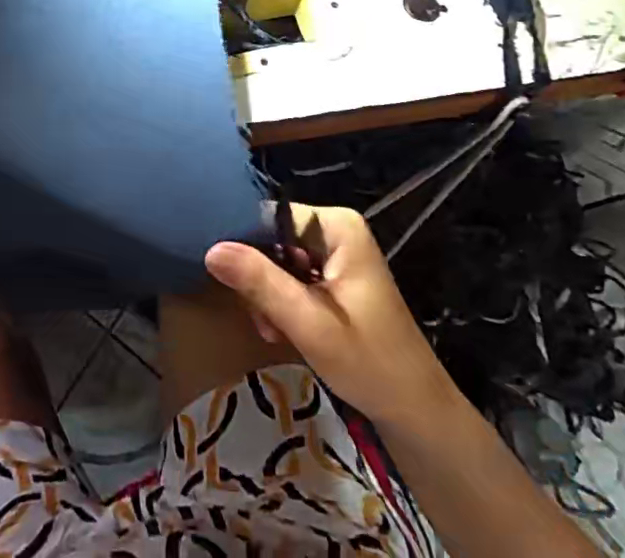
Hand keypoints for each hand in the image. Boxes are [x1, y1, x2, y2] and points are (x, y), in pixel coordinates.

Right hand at [205, 205, 453, 426]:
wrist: (413, 407)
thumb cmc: (368, 363)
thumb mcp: (308, 324)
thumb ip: (260, 283)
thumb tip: (211, 249)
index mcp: (336, 226)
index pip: (269, 216)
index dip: (243, 245)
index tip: (228, 282)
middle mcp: (335, 228)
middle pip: (272, 238)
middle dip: (259, 279)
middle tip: (263, 320)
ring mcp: (335, 252)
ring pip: (276, 259)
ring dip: (267, 296)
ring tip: (274, 331)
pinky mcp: (333, 274)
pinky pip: (291, 275)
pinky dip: (281, 303)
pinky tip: (283, 330)